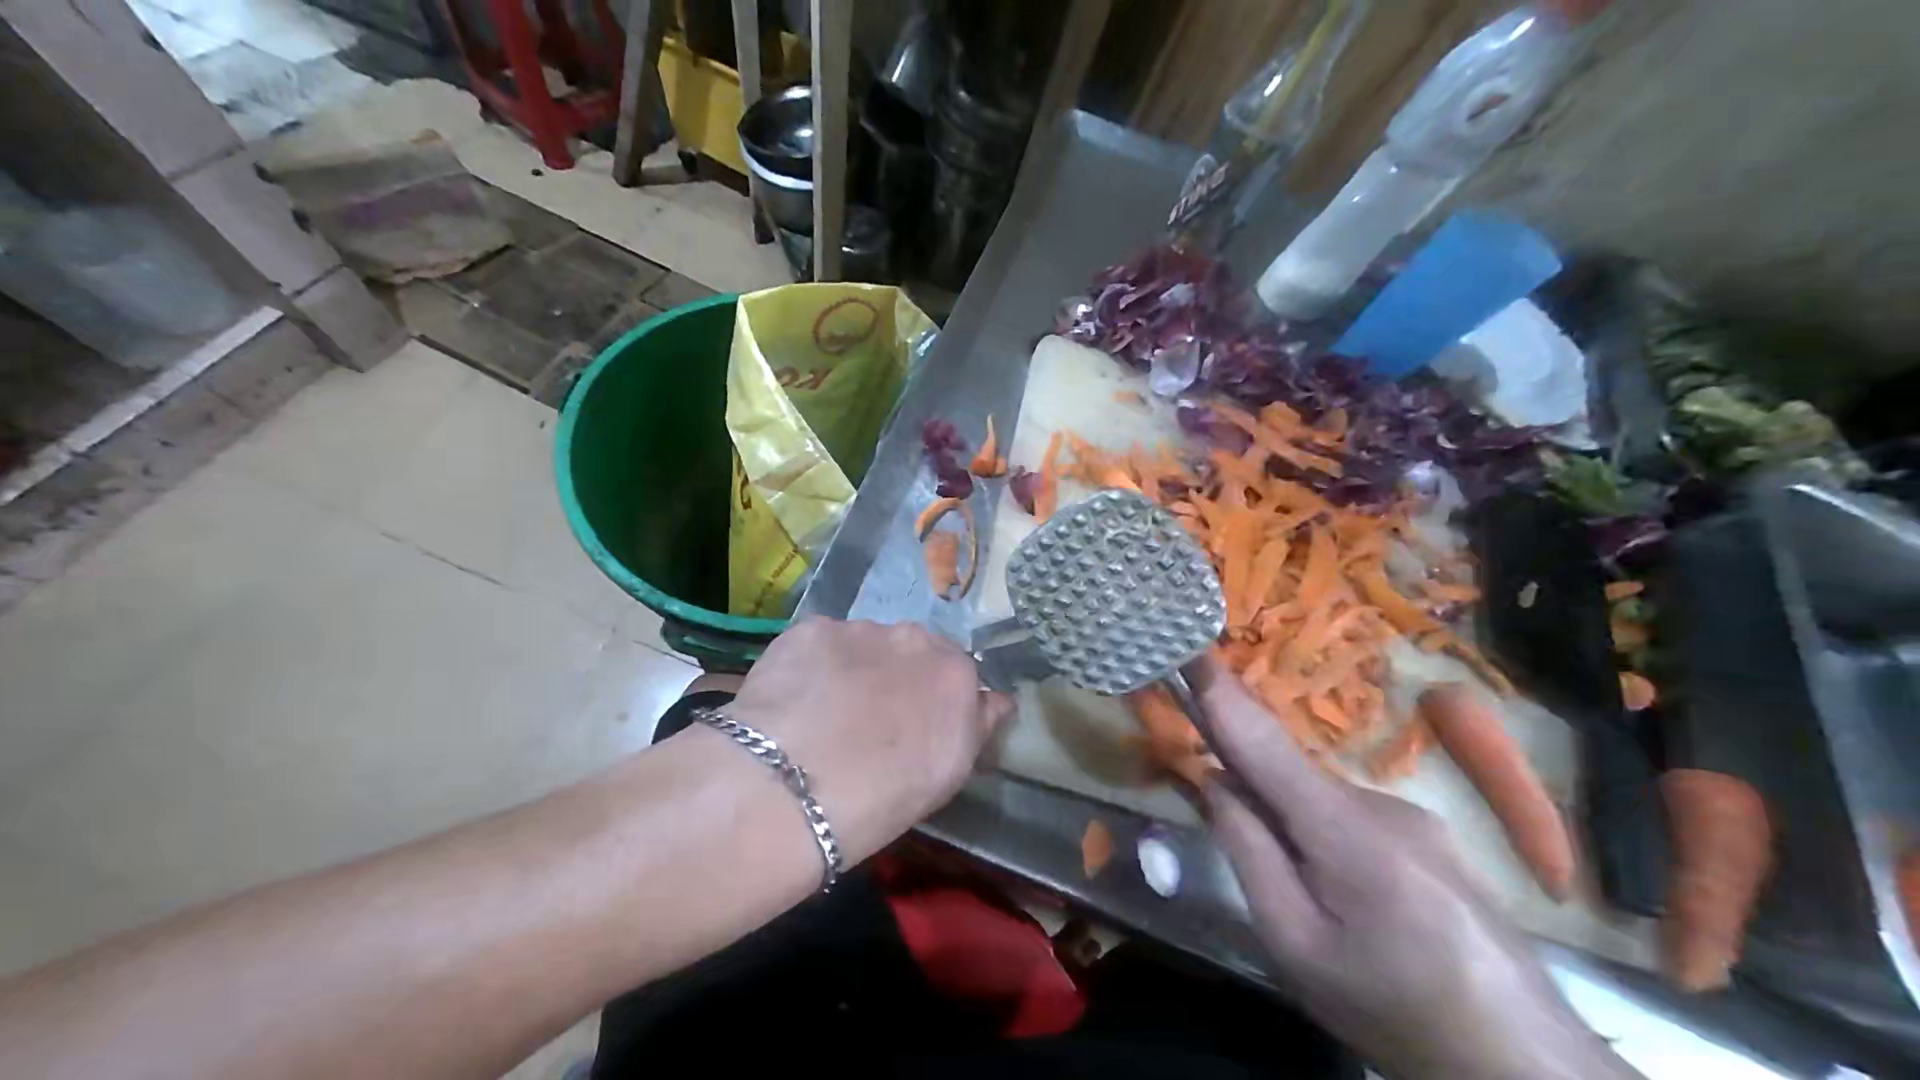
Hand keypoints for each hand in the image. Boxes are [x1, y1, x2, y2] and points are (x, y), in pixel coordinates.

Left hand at [721, 617, 1010, 864]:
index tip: (916, 724)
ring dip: (855, 667)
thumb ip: (978, 724)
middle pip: (911, 650)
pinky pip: (821, 644)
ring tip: (827, 711)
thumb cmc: (885, 795)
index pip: (956, 671)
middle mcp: (912, 637)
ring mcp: (858, 629)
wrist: (794, 786)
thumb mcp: (951, 772)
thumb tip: (996, 699)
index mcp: (955, 671)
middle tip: (871, 718)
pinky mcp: (809, 630)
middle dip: (897, 675)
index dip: (934, 697)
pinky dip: (814, 665)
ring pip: (864, 644)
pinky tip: (796, 699)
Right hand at [1192, 660, 1640, 1079]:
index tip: (1188, 651)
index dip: (1222, 696)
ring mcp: (1414, 818)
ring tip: (1300, 892)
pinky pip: (1350, 817)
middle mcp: (1383, 805)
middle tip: (1217, 817)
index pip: (1265, 745)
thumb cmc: (1394, 1010)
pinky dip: (1320, 833)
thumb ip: (1248, 853)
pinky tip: (1340, 895)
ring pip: (1319, 799)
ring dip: (1287, 819)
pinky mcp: (1430, 837)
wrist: (1526, 1063)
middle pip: (1289, 773)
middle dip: (1246, 781)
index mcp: (1349, 831)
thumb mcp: (1296, 944)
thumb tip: (1214, 781)